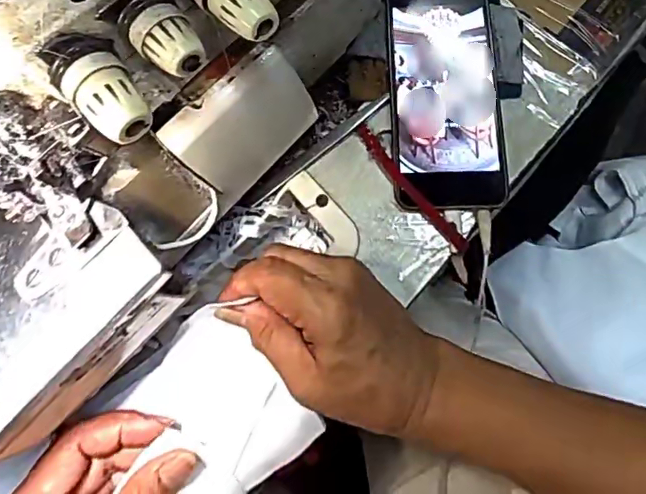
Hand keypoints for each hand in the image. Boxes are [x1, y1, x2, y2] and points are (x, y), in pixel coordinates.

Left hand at [15, 411, 198, 493]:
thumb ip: (141, 490)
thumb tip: (179, 455)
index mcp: (35, 491)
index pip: (83, 433)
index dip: (129, 423)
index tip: (166, 425)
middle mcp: (40, 491)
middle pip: (94, 449)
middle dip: (141, 444)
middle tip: (178, 446)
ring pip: (100, 471)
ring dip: (141, 465)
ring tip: (173, 465)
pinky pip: (102, 489)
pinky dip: (132, 485)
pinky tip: (155, 484)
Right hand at [216, 247, 441, 437]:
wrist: (417, 381)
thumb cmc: (372, 390)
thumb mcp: (307, 381)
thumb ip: (269, 338)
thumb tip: (241, 311)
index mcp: (326, 304)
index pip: (267, 273)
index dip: (239, 286)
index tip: (228, 305)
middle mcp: (338, 275)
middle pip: (276, 255)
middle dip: (251, 278)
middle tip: (243, 311)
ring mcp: (347, 267)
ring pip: (291, 254)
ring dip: (271, 277)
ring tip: (270, 315)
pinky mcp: (352, 268)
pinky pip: (309, 260)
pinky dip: (291, 277)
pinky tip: (293, 307)